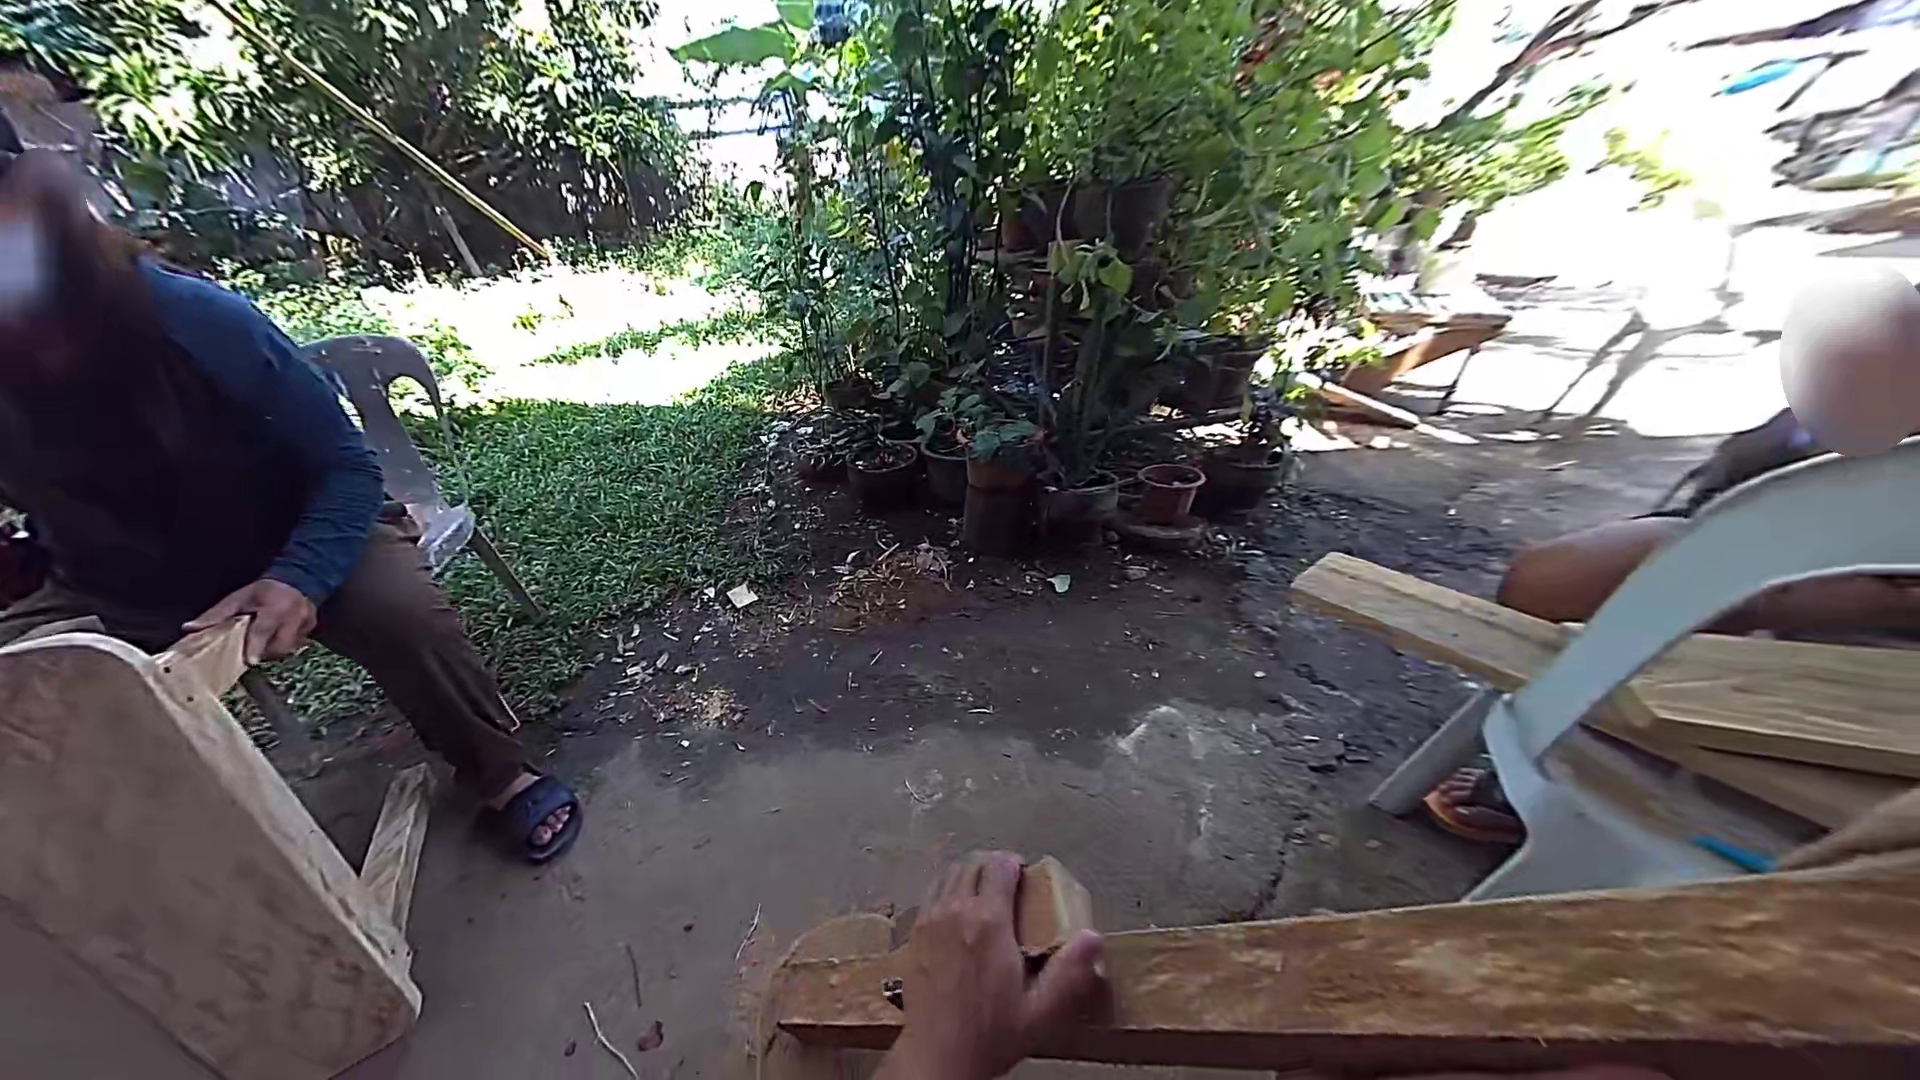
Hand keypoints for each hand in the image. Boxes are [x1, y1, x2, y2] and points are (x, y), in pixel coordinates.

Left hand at [184, 578, 316, 662]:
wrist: (298, 581)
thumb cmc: (264, 591)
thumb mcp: (238, 598)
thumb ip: (218, 614)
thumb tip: (190, 628)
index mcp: (275, 609)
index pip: (264, 631)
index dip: (256, 647)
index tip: (250, 662)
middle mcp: (295, 616)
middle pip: (283, 643)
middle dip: (267, 652)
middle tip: (253, 654)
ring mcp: (306, 622)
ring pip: (292, 645)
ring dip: (276, 649)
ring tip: (264, 646)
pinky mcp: (311, 626)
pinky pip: (298, 640)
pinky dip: (286, 642)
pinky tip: (278, 637)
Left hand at [880, 851, 1104, 1079]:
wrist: (939, 1057)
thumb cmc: (991, 1035)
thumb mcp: (1040, 1011)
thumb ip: (1069, 972)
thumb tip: (1093, 938)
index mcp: (989, 921)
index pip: (999, 867)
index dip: (1013, 863)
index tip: (1024, 872)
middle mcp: (958, 909)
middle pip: (974, 862)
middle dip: (992, 863)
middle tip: (1007, 878)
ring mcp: (933, 917)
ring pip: (952, 872)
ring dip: (970, 872)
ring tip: (984, 887)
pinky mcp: (917, 930)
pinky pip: (934, 891)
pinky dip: (949, 886)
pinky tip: (958, 906)